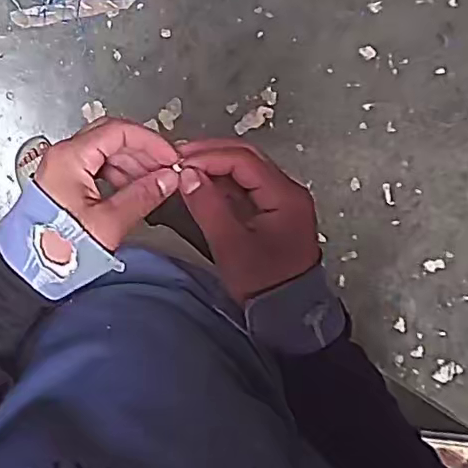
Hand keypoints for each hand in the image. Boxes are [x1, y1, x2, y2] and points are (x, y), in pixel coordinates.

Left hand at [35, 118, 184, 250]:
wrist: (30, 268)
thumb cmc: (59, 247)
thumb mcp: (108, 222)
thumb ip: (142, 196)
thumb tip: (167, 179)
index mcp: (70, 157)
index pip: (118, 131)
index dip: (150, 141)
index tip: (170, 157)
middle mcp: (62, 155)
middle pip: (110, 136)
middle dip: (142, 150)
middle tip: (165, 168)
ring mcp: (60, 166)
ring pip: (102, 150)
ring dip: (131, 162)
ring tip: (152, 183)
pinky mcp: (61, 180)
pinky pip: (93, 165)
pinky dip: (116, 173)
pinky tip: (131, 189)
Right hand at [178, 138, 321, 302]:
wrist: (288, 313)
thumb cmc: (263, 282)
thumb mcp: (230, 244)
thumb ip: (208, 205)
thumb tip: (187, 174)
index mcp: (285, 196)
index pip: (243, 160)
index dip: (209, 157)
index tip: (180, 162)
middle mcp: (287, 191)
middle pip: (246, 156)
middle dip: (210, 154)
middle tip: (179, 157)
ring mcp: (280, 199)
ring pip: (244, 168)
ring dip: (214, 164)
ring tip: (185, 168)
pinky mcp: (270, 210)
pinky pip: (243, 184)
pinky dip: (220, 179)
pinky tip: (199, 183)